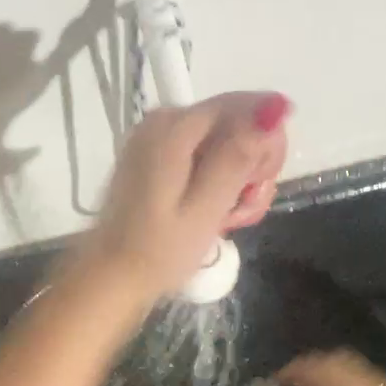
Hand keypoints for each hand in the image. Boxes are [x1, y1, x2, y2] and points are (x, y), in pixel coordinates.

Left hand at [68, 91, 290, 304]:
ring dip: (236, 181)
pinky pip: (202, 158)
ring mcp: (156, 140)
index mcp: (174, 127)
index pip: (247, 106)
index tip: (258, 187)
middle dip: (251, 165)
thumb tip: (274, 107)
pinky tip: (213, 215)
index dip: (267, 144)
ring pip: (224, 143)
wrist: (111, 278)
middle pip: (236, 123)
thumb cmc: (158, 251)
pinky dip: (215, 184)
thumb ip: (238, 156)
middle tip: (240, 212)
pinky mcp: (155, 160)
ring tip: (226, 221)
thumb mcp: (205, 209)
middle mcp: (164, 121)